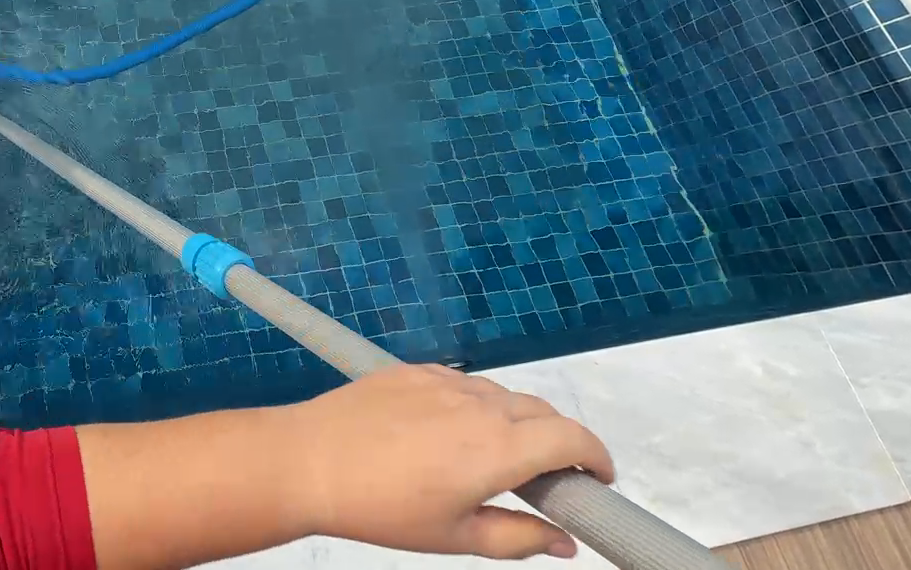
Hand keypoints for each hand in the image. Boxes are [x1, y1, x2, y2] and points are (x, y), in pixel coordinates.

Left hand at [284, 364, 614, 560]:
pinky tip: (454, 431)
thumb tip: (564, 541)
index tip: (598, 481)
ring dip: (517, 419)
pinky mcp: (408, 369)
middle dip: (560, 441)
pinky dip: (476, 402)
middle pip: (541, 410)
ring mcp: (439, 380)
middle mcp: (475, 403)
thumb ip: (520, 537)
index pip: (572, 437)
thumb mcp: (458, 536)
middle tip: (551, 478)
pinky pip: (460, 381)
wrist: (311, 459)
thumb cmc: (384, 507)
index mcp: (497, 446)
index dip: (597, 457)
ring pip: (500, 393)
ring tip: (499, 457)